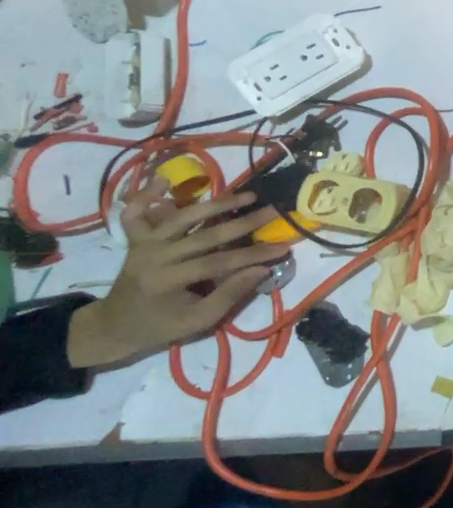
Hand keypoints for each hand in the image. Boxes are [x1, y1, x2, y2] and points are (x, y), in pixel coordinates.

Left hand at [66, 178, 288, 368]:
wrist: (113, 326)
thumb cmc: (161, 326)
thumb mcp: (199, 320)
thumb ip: (230, 294)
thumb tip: (262, 269)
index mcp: (165, 281)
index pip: (217, 263)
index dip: (253, 255)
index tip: (285, 247)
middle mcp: (151, 258)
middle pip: (203, 236)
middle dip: (243, 223)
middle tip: (274, 211)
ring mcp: (142, 246)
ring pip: (180, 218)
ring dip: (215, 204)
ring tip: (247, 195)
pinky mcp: (136, 241)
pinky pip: (135, 215)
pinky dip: (144, 196)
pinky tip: (164, 182)